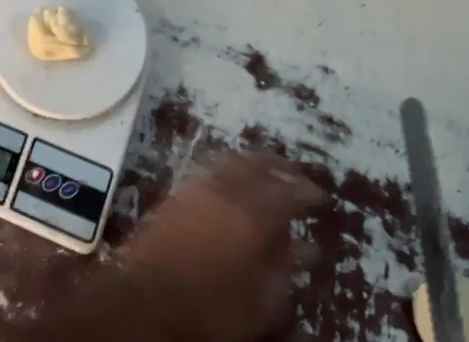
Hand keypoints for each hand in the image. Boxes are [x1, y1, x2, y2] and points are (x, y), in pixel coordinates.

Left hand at [120, 151, 326, 341]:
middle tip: (295, 174)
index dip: (308, 192)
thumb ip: (285, 269)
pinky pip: (208, 167)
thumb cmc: (211, 308)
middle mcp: (227, 191)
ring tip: (266, 169)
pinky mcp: (175, 192)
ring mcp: (197, 187)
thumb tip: (308, 248)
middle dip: (280, 167)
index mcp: (254, 216)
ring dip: (252, 161)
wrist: (147, 300)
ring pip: (231, 160)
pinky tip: (229, 178)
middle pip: (258, 165)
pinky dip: (226, 166)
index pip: (289, 192)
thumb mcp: (261, 301)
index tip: (321, 197)